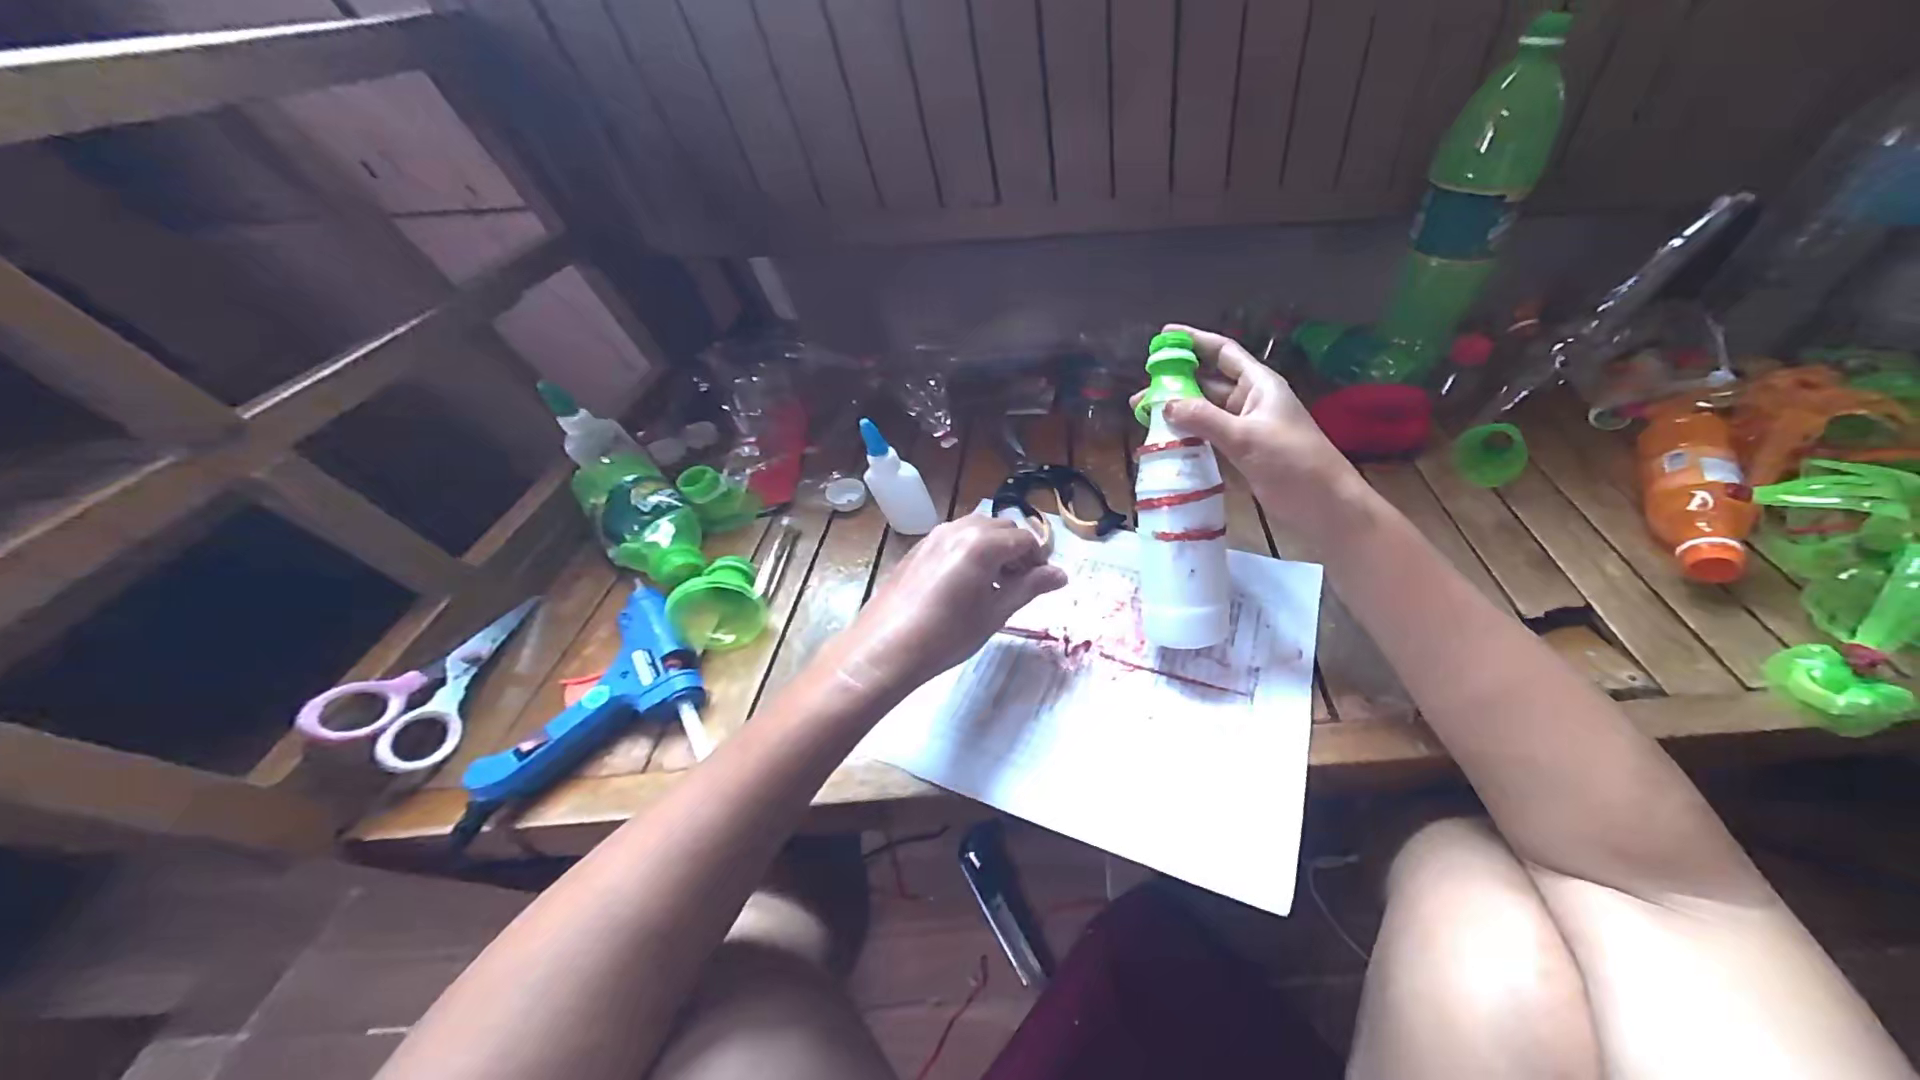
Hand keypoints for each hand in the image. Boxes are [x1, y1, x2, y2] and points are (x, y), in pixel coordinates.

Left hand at [829, 516, 1066, 694]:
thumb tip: (1061, 574)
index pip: (1025, 539)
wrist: (887, 648)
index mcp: (983, 542)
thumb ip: (1029, 587)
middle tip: (1020, 585)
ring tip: (993, 586)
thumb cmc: (947, 634)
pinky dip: (970, 552)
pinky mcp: (918, 548)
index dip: (1039, 561)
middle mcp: (959, 528)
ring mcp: (934, 536)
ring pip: (977, 530)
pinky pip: (954, 539)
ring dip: (994, 550)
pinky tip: (965, 585)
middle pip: (1002, 528)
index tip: (1042, 584)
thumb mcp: (995, 612)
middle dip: (1017, 552)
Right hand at [1142, 324, 1369, 541]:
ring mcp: (1245, 428)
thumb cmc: (1294, 462)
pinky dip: (1187, 436)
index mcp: (1259, 385)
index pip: (1223, 352)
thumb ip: (1205, 419)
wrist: (1324, 506)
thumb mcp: (1247, 437)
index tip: (1163, 338)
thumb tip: (1165, 404)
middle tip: (1141, 390)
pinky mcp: (1240, 453)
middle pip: (1207, 383)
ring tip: (1144, 415)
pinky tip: (1165, 440)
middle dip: (1175, 383)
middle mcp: (1250, 401)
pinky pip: (1207, 436)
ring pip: (1204, 412)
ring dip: (1177, 412)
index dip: (1194, 341)